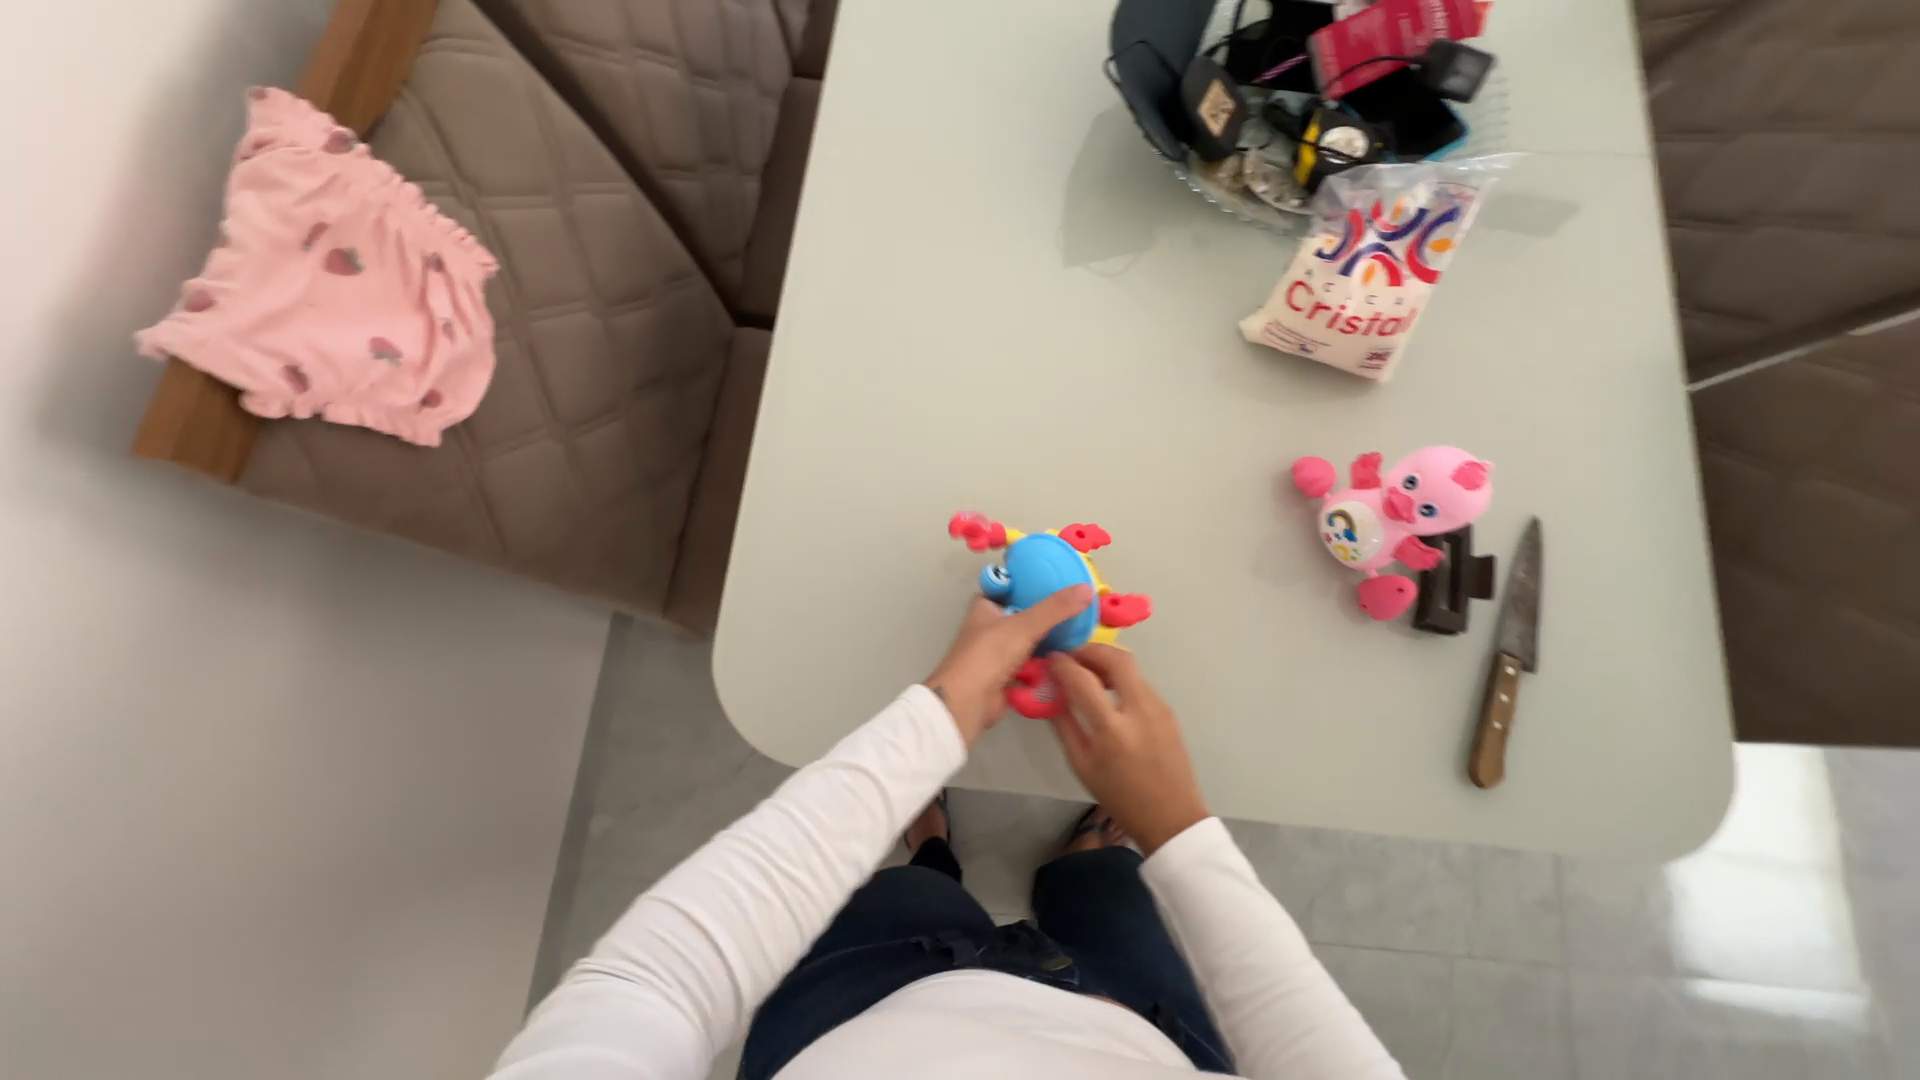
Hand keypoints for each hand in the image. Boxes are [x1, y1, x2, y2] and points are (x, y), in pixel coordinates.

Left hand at [925, 585, 1092, 746]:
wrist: (969, 702)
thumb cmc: (989, 654)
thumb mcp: (1024, 625)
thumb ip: (1055, 608)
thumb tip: (1087, 588)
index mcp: (986, 607)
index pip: (1011, 587)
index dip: (1033, 584)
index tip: (1063, 582)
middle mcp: (990, 627)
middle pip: (1025, 616)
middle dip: (1049, 616)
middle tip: (1081, 609)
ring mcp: (998, 653)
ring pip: (1031, 642)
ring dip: (1051, 642)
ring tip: (1083, 633)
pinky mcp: (1007, 676)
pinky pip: (1033, 665)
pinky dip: (1048, 664)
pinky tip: (1072, 659)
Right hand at [1046, 645, 1209, 853]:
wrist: (1172, 817)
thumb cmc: (1120, 796)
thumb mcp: (1082, 765)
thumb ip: (1064, 724)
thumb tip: (1050, 692)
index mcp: (1113, 729)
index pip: (1083, 680)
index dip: (1062, 664)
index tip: (1050, 659)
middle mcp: (1139, 709)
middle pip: (1115, 658)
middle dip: (1089, 649)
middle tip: (1071, 655)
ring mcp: (1158, 707)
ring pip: (1130, 666)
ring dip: (1105, 660)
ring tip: (1085, 671)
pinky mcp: (1167, 709)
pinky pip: (1139, 682)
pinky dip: (1119, 676)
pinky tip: (1107, 690)